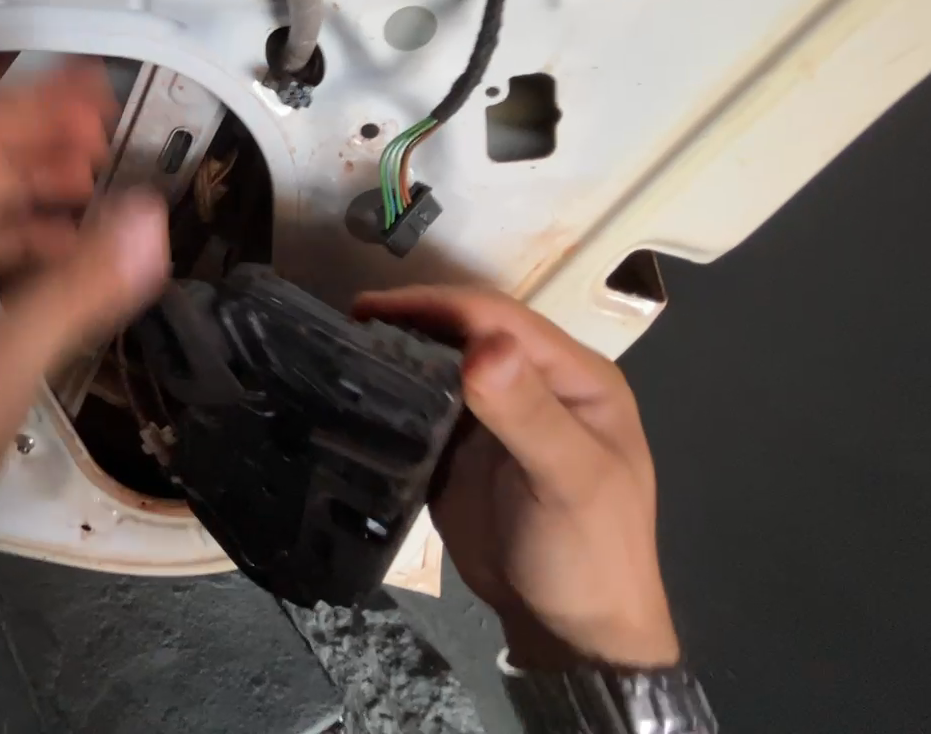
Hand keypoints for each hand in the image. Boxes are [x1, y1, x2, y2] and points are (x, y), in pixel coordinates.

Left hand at [0, 63, 170, 525]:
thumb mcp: (10, 355)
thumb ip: (82, 287)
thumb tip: (150, 218)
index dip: (39, 100)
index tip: (94, 84)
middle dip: (45, 135)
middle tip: (102, 132)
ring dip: (40, 186)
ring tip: (93, 188)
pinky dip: (33, 239)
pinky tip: (63, 262)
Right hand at [356, 286, 679, 669]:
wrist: (565, 625)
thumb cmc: (584, 551)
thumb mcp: (569, 481)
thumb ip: (529, 413)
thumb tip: (485, 345)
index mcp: (575, 376)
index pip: (498, 318)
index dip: (437, 304)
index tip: (371, 308)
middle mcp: (533, 380)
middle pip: (465, 328)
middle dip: (410, 316)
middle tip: (349, 321)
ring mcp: (493, 409)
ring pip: (440, 357)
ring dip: (397, 344)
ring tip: (345, 342)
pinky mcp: (457, 437)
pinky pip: (421, 395)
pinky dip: (391, 381)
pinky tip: (359, 380)